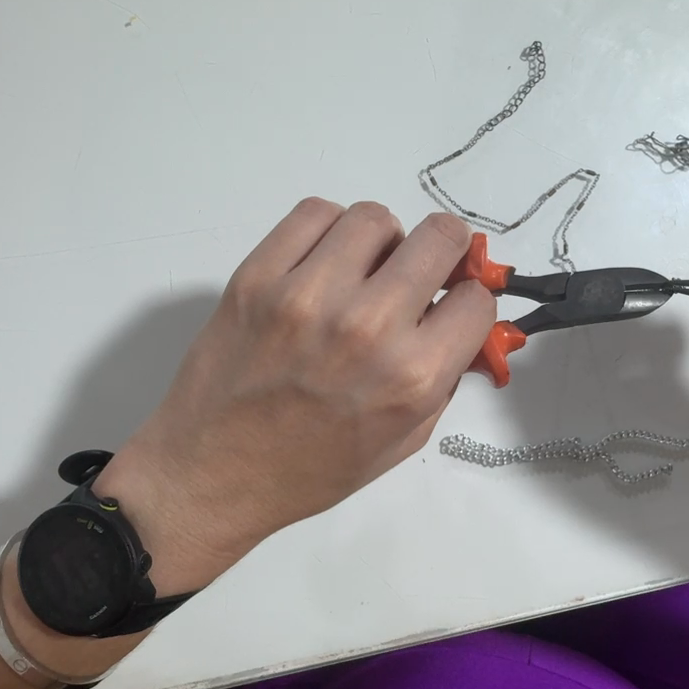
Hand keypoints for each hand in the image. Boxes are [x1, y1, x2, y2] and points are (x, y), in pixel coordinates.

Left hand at [94, 200, 496, 593]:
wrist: (211, 476)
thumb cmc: (311, 472)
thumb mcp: (402, 442)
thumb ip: (444, 378)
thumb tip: (464, 322)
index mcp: (411, 378)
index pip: (477, 299)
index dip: (469, 302)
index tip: (451, 308)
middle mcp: (368, 327)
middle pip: (440, 237)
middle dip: (445, 252)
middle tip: (424, 272)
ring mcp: (307, 295)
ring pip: (375, 218)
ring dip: (383, 242)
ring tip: (364, 272)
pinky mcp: (257, 276)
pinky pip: (314, 212)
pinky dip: (329, 231)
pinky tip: (322, 264)